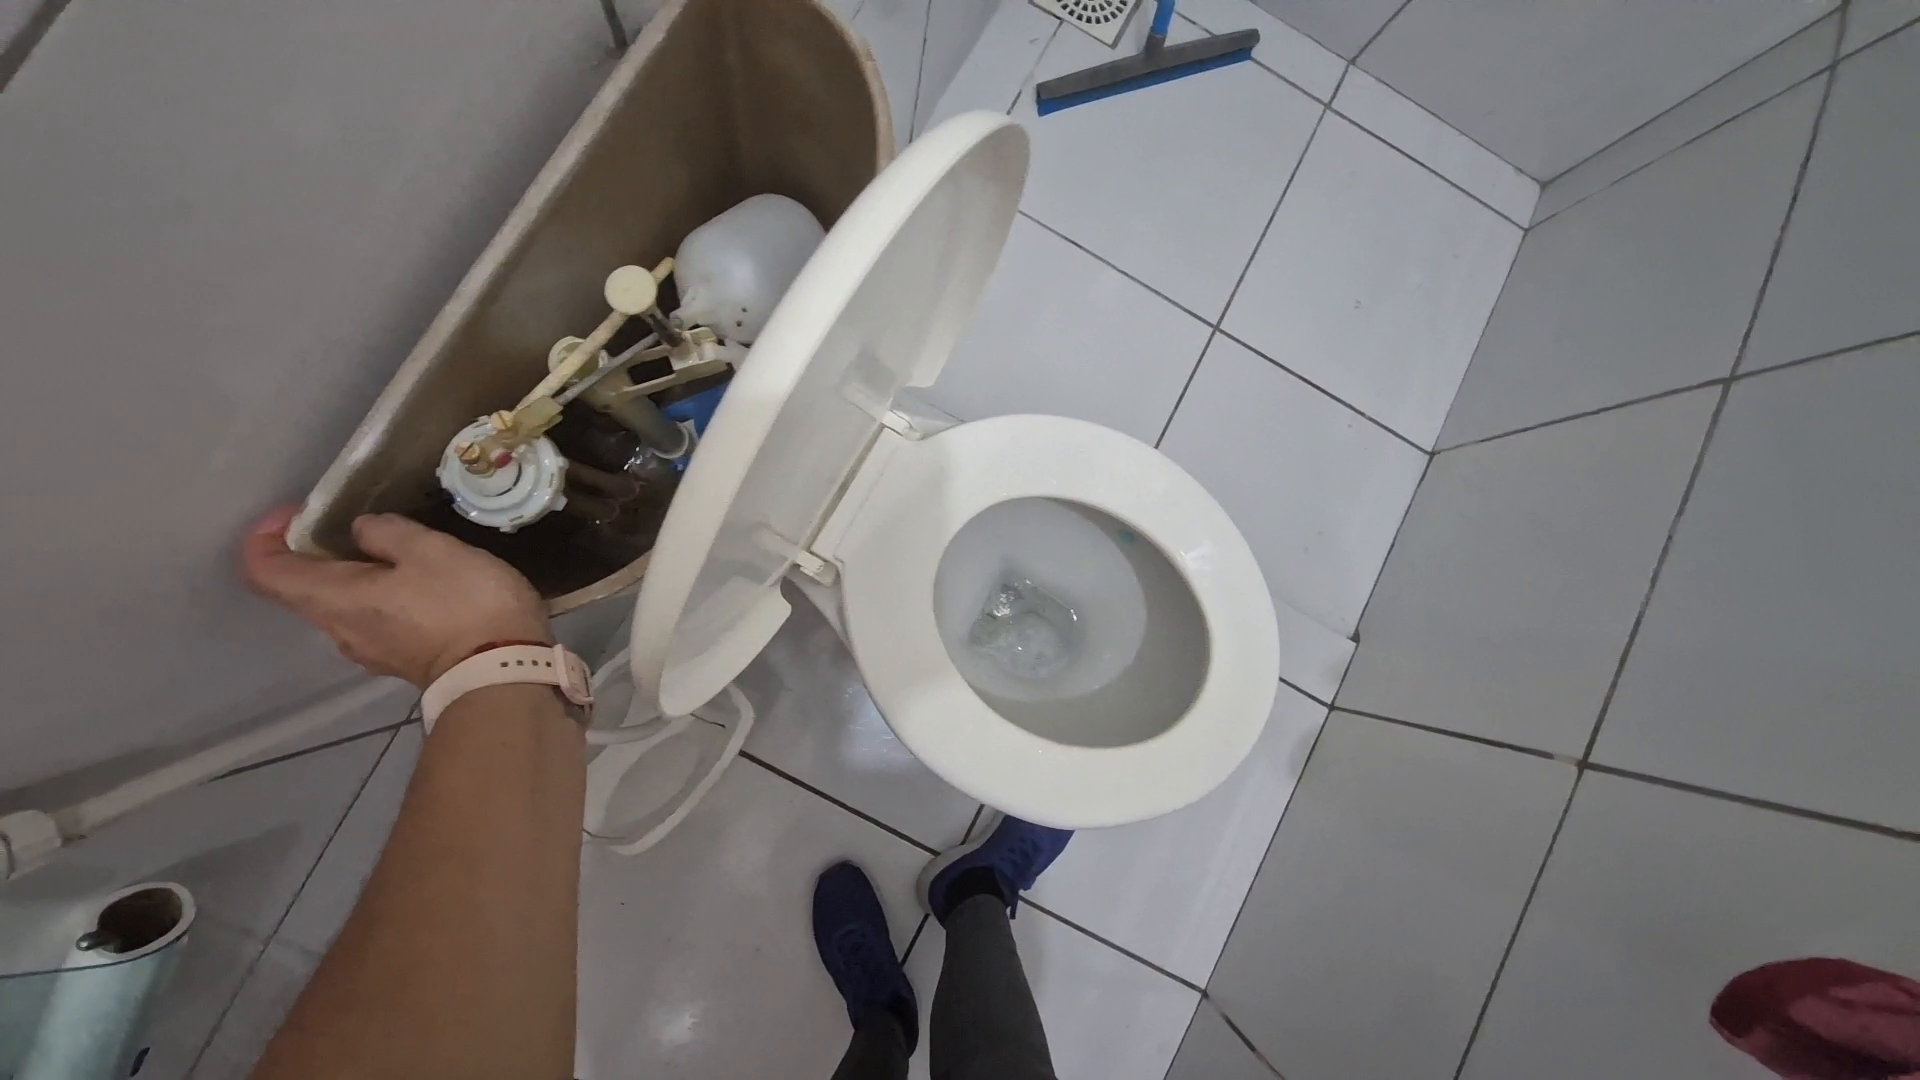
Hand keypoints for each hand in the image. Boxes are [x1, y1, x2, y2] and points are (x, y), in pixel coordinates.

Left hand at [241, 506, 551, 687]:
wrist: (505, 672)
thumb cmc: (464, 604)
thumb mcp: (432, 550)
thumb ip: (388, 533)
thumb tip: (361, 530)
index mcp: (333, 598)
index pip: (265, 571)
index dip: (266, 537)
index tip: (298, 512)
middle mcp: (339, 630)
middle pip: (306, 590)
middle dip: (324, 555)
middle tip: (365, 529)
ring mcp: (372, 653)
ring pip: (347, 608)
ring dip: (362, 581)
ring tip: (406, 560)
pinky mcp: (405, 664)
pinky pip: (380, 625)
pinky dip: (389, 602)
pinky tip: (429, 593)